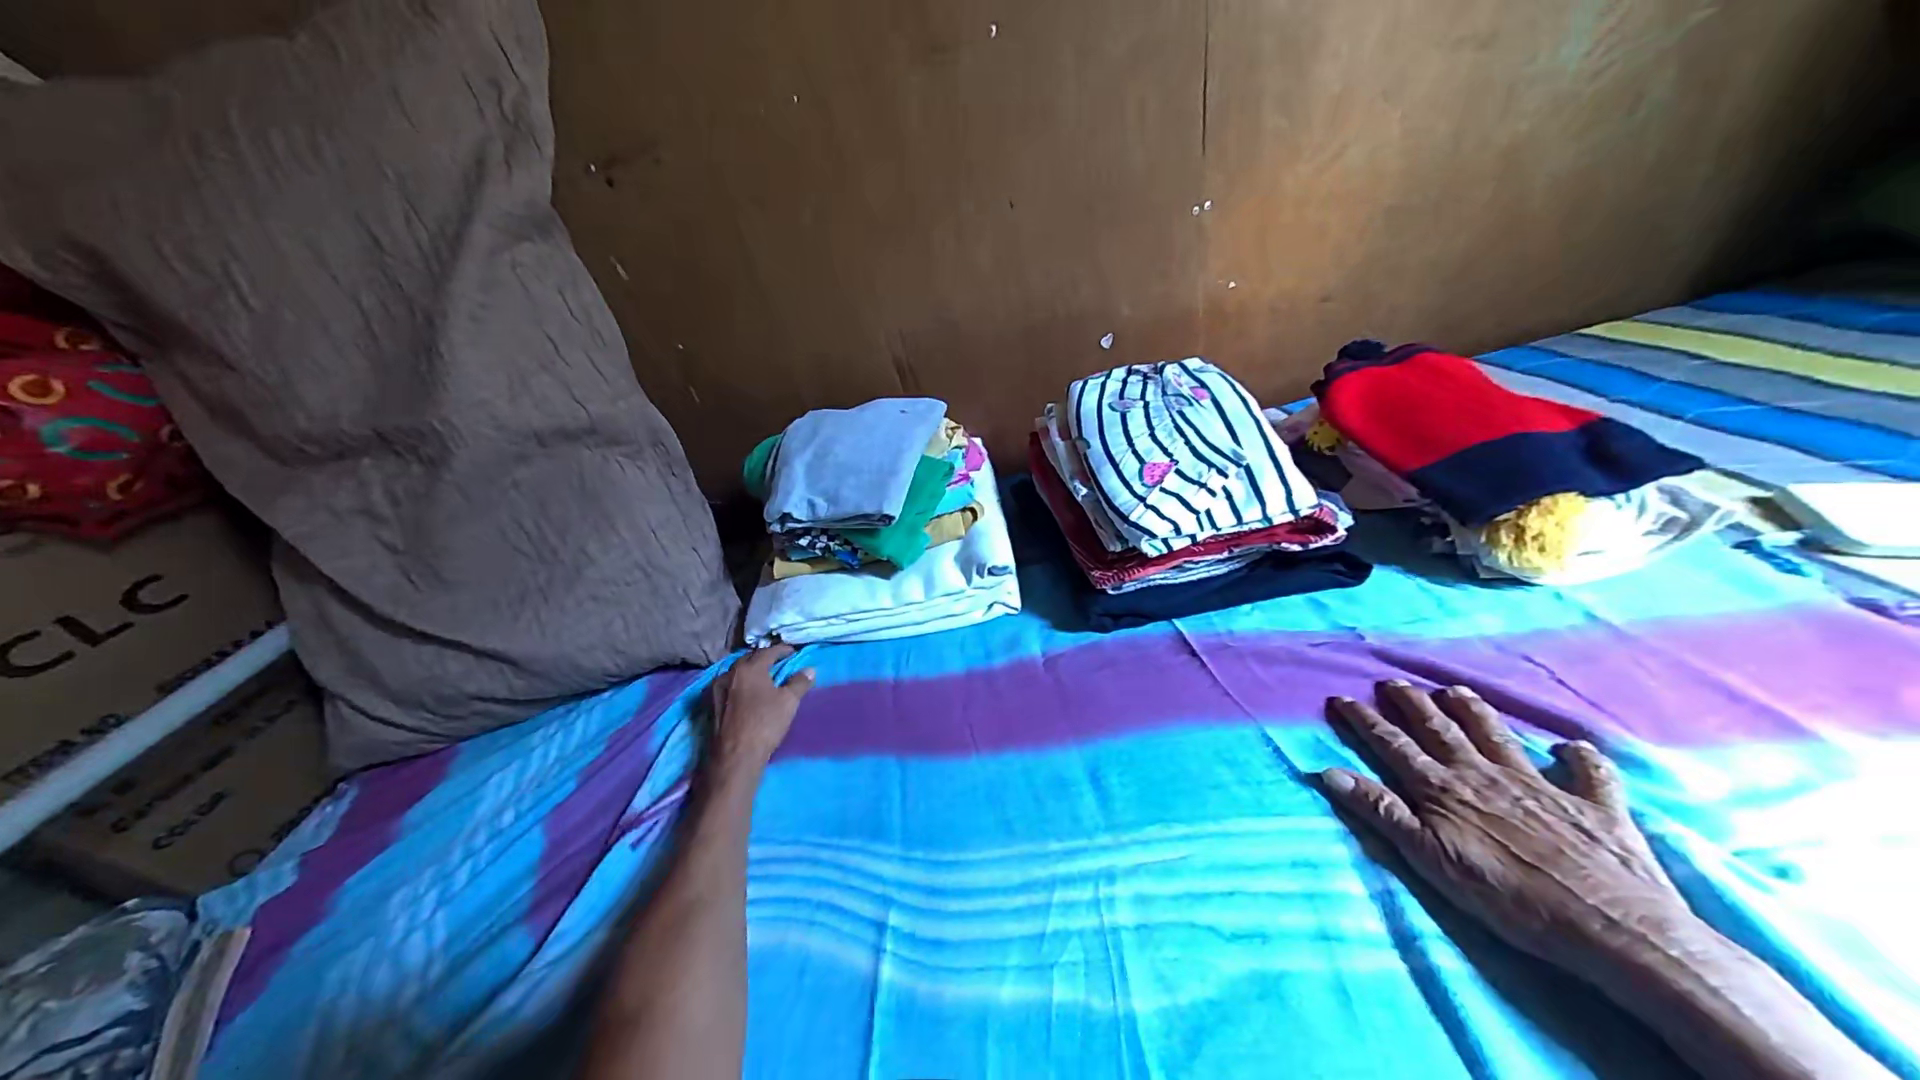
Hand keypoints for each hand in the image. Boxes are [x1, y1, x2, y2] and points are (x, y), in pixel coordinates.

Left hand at [708, 645, 814, 777]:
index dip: (782, 650)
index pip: (768, 651)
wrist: (735, 755)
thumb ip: (799, 682)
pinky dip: (738, 684)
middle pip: (749, 659)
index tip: (792, 652)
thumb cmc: (765, 724)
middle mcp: (730, 673)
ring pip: (736, 672)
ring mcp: (717, 688)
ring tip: (761, 677)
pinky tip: (744, 692)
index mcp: (750, 668)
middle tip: (776, 663)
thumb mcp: (789, 702)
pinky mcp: (711, 704)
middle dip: (763, 658)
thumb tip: (809, 670)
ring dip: (749, 671)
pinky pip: (727, 685)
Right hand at [1321, 681, 1690, 978]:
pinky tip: (1573, 747)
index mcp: (1444, 789)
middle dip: (1413, 704)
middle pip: (1441, 730)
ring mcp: (1541, 787)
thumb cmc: (1509, 899)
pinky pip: (1588, 773)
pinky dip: (1580, 757)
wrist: (1613, 928)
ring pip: (1498, 736)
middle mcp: (1486, 775)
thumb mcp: (1429, 858)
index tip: (1342, 699)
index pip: (1394, 745)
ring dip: (1474, 711)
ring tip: (1456, 690)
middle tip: (1395, 682)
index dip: (1366, 721)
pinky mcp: (1594, 807)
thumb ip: (1381, 812)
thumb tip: (1329, 771)